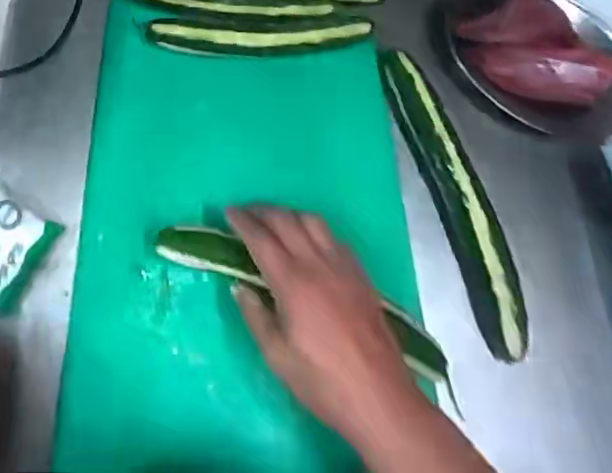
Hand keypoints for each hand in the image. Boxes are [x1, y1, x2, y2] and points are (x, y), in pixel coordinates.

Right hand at [228, 207, 493, 472]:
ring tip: (275, 221)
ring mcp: (343, 268)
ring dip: (289, 214)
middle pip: (285, 220)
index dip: (241, 221)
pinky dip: (315, 229)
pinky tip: (310, 241)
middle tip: (245, 212)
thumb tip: (240, 286)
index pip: (260, 238)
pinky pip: (334, 237)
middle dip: (261, 210)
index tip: (228, 211)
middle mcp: (317, 265)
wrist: (383, 401)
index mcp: (292, 283)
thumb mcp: (277, 357)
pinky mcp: (361, 277)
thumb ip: (255, 315)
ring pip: (312, 221)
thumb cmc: (324, 383)